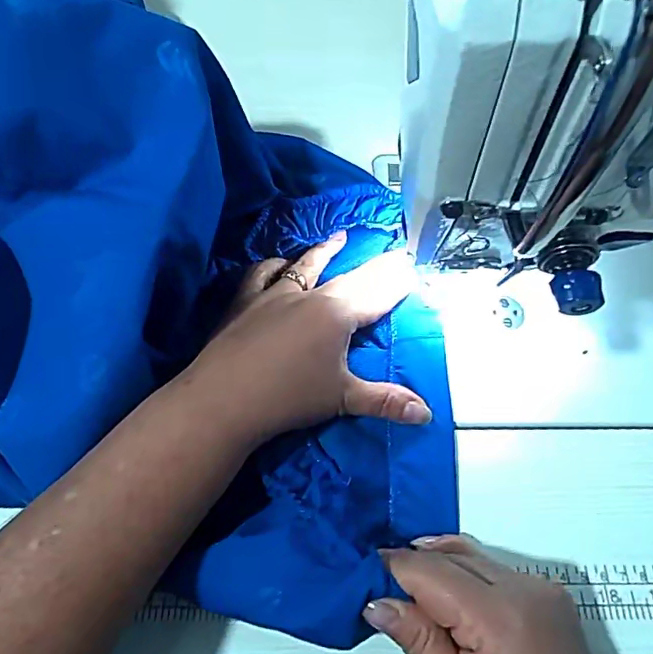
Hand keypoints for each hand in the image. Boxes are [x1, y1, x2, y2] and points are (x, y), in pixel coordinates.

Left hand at [167, 230, 430, 445]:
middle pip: (347, 278)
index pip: (376, 295)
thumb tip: (426, 415)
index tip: (410, 265)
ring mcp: (273, 295)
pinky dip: (272, 265)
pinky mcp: (244, 301)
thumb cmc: (290, 397)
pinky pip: (261, 274)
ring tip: (336, 239)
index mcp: (337, 316)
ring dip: (323, 252)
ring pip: (304, 266)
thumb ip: (385, 401)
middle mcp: (308, 297)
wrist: (225, 397)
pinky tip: (277, 262)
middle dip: (372, 267)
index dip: (395, 281)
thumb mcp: (343, 399)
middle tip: (390, 254)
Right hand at [369, 537, 652, 653]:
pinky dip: (463, 578)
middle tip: (375, 593)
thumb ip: (420, 644)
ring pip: (470, 556)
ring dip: (435, 570)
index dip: (389, 571)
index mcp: (505, 619)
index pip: (428, 569)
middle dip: (410, 569)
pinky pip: (494, 571)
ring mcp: (546, 594)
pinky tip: (444, 605)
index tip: (361, 581)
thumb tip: (380, 604)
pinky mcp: (551, 602)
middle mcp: (530, 594)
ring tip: (405, 603)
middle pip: (449, 555)